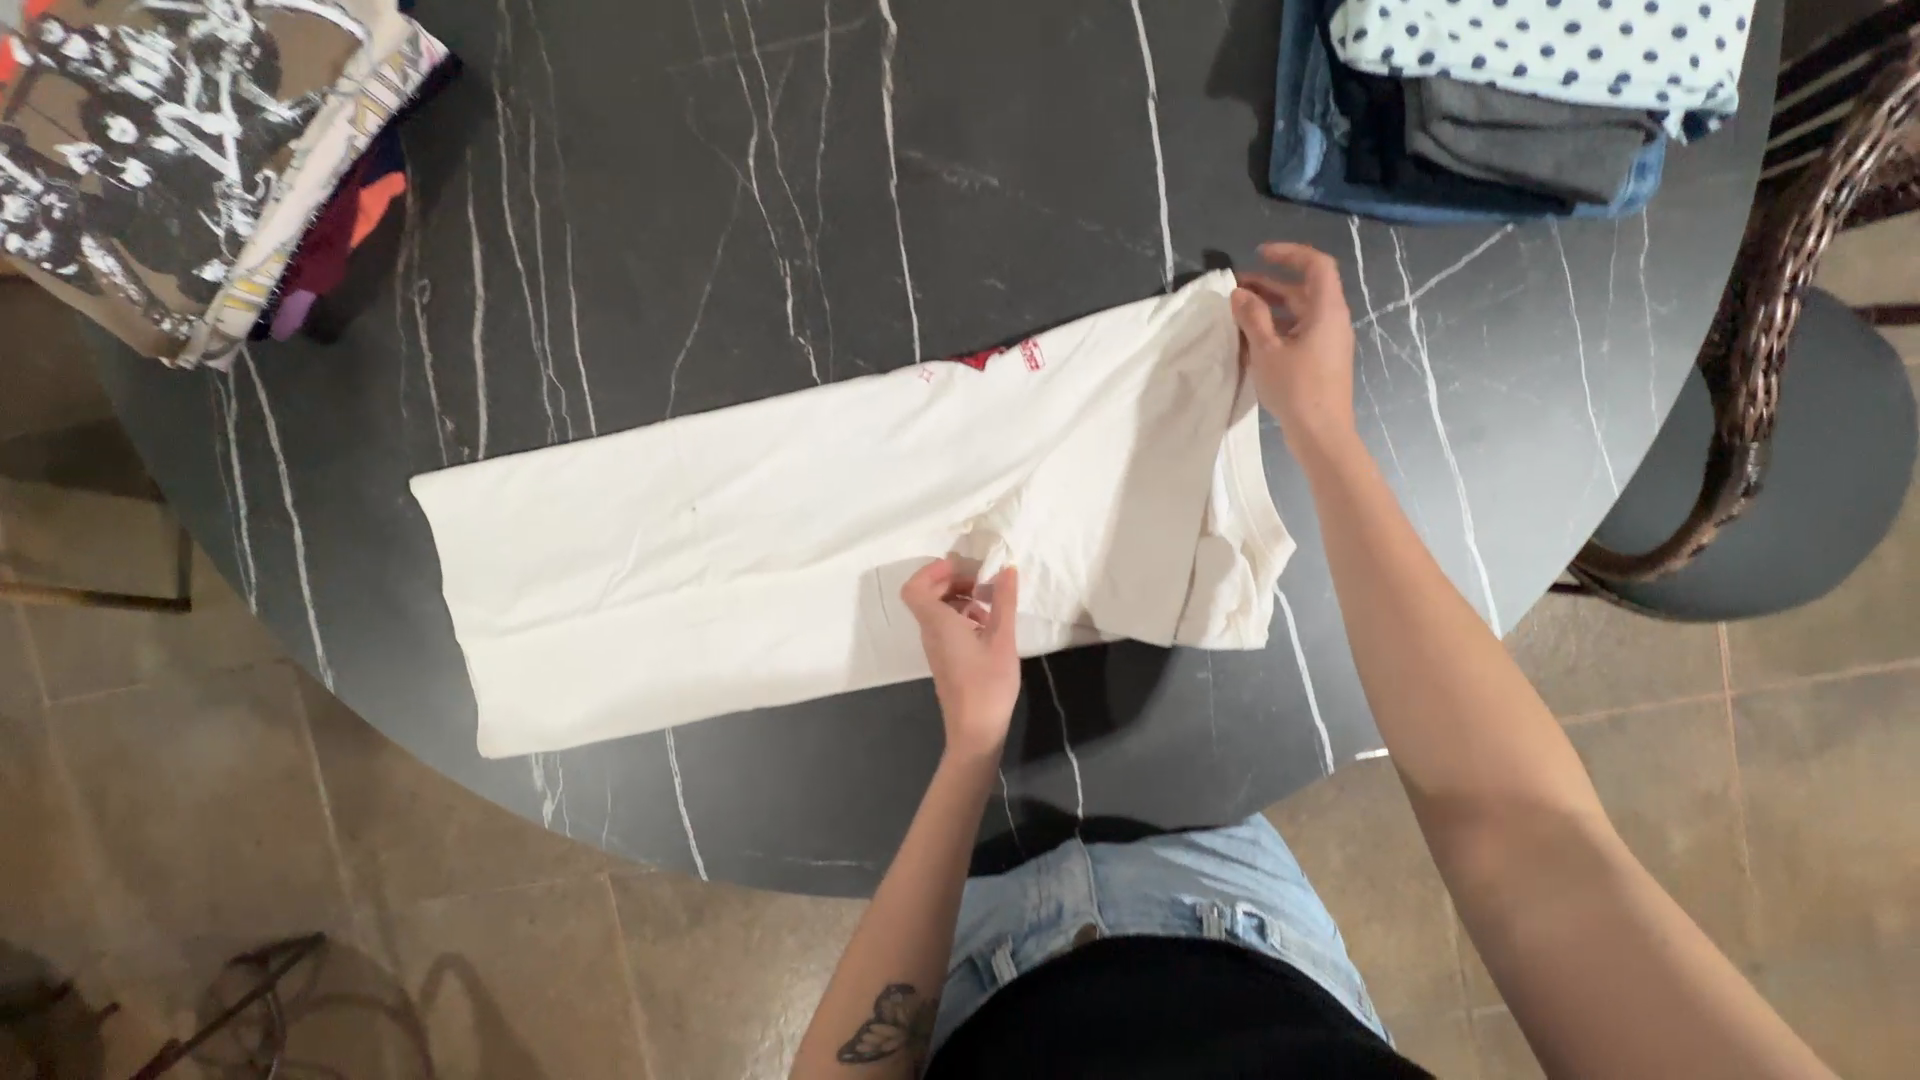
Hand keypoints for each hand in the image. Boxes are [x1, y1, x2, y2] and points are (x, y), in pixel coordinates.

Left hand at [900, 558, 1020, 760]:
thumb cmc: (989, 684)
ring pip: (938, 611)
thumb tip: (1007, 569)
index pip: (914, 588)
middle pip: (928, 595)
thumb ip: (1004, 601)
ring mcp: (936, 647)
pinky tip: (989, 626)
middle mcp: (930, 632)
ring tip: (993, 605)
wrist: (976, 731)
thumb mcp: (1003, 639)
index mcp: (938, 624)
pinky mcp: (945, 658)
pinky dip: (964, 617)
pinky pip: (946, 626)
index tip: (963, 567)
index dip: (933, 571)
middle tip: (984, 582)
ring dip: (962, 599)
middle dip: (955, 580)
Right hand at [1232, 243, 1358, 457]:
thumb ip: (1252, 318)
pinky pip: (1299, 332)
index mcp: (1326, 310)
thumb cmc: (1297, 388)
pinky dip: (1277, 326)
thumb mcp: (1267, 350)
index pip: (1316, 265)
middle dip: (1271, 283)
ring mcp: (1328, 342)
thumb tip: (1239, 294)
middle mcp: (1332, 320)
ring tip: (1239, 311)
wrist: (1321, 433)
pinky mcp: (1321, 360)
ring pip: (1300, 312)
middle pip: (1305, 289)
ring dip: (1271, 306)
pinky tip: (1253, 338)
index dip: (1289, 253)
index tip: (1260, 254)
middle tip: (1237, 287)